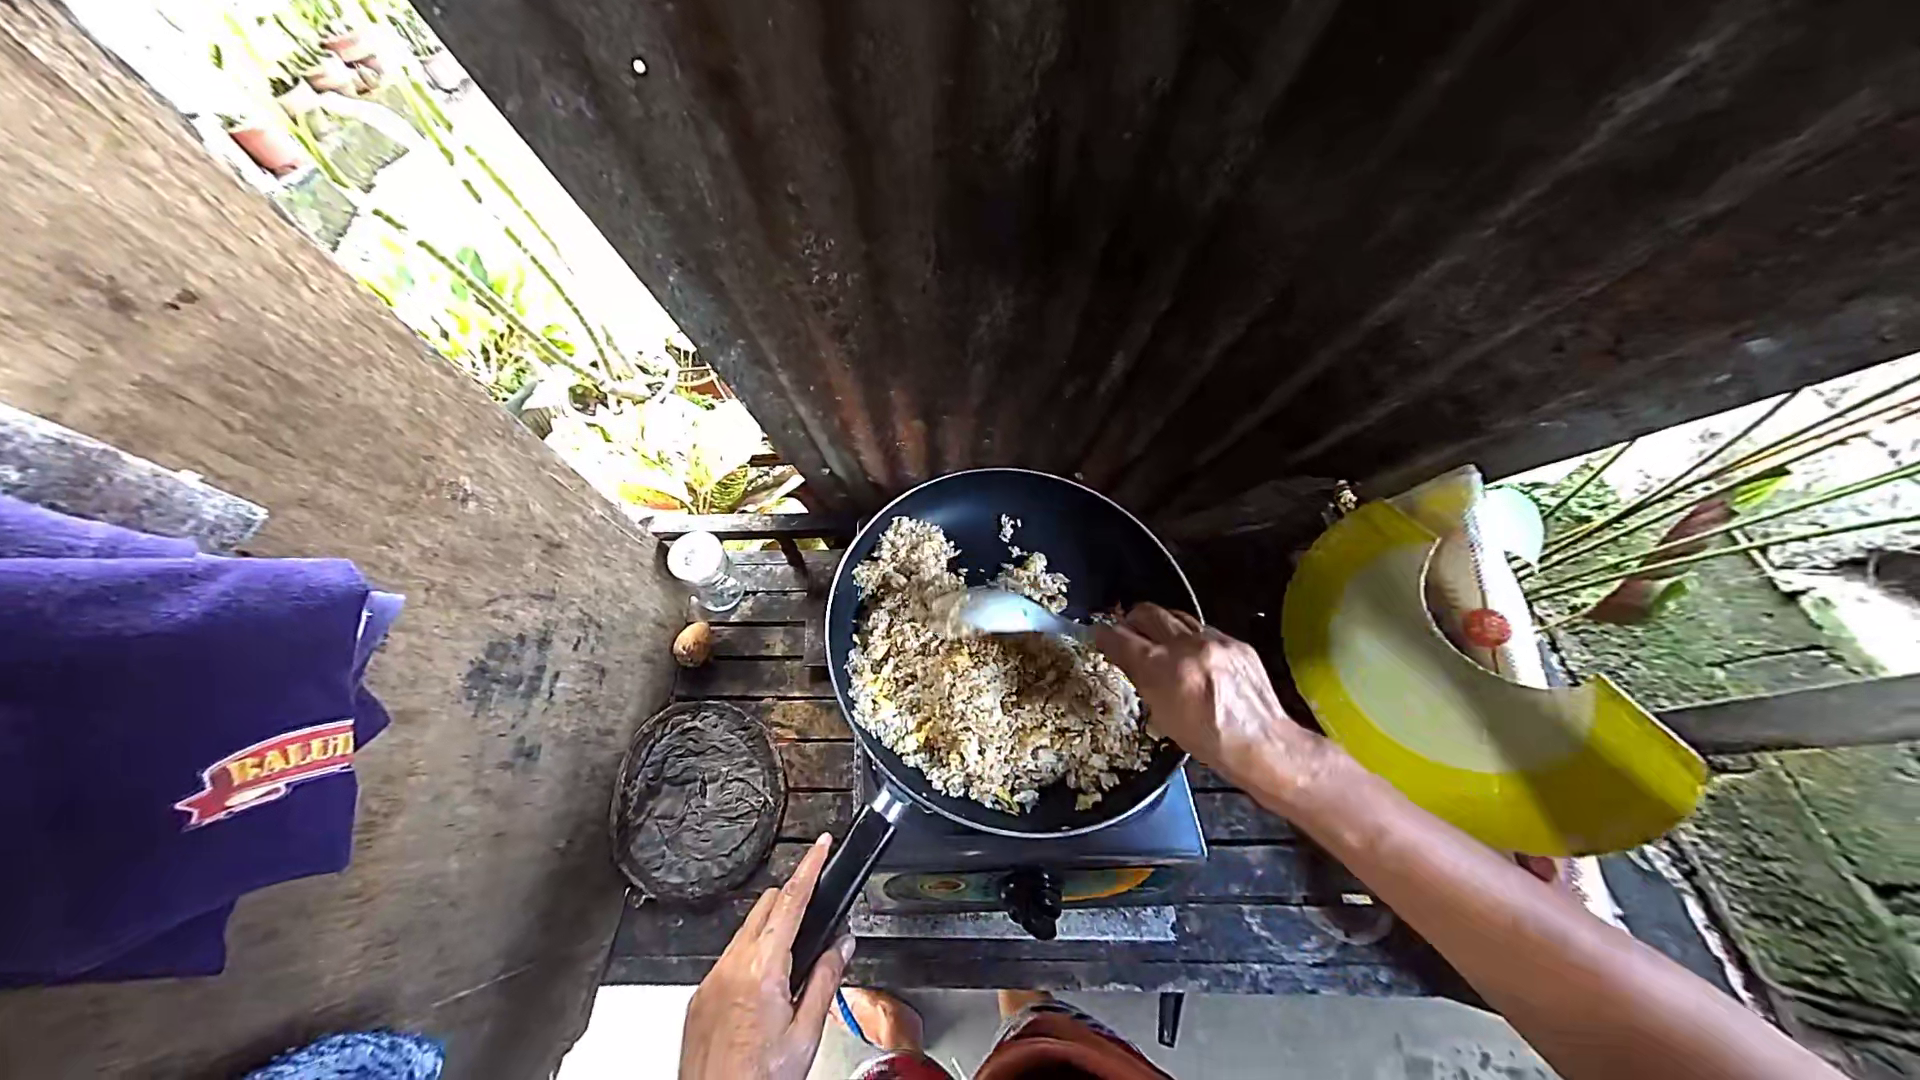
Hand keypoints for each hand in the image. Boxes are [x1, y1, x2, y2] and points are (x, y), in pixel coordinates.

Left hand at [679, 834, 853, 1079]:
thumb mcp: (805, 1035)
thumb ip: (825, 981)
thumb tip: (841, 945)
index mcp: (763, 969)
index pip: (791, 899)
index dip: (810, 866)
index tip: (821, 845)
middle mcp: (732, 966)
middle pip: (766, 905)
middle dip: (791, 899)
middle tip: (814, 916)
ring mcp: (711, 980)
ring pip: (746, 931)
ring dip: (770, 932)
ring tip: (790, 970)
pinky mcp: (699, 997)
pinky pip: (729, 958)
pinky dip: (750, 958)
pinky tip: (763, 993)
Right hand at [1095, 603, 1329, 792]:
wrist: (1260, 743)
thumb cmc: (1207, 738)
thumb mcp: (1160, 713)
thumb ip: (1141, 677)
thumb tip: (1125, 656)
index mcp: (1160, 667)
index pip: (1120, 637)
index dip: (1104, 634)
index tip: (1099, 633)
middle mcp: (1185, 645)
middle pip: (1147, 612)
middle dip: (1131, 619)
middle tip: (1127, 629)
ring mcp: (1213, 640)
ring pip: (1176, 615)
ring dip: (1162, 624)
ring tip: (1158, 638)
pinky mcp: (1234, 641)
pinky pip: (1203, 628)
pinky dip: (1191, 637)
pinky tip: (1192, 653)